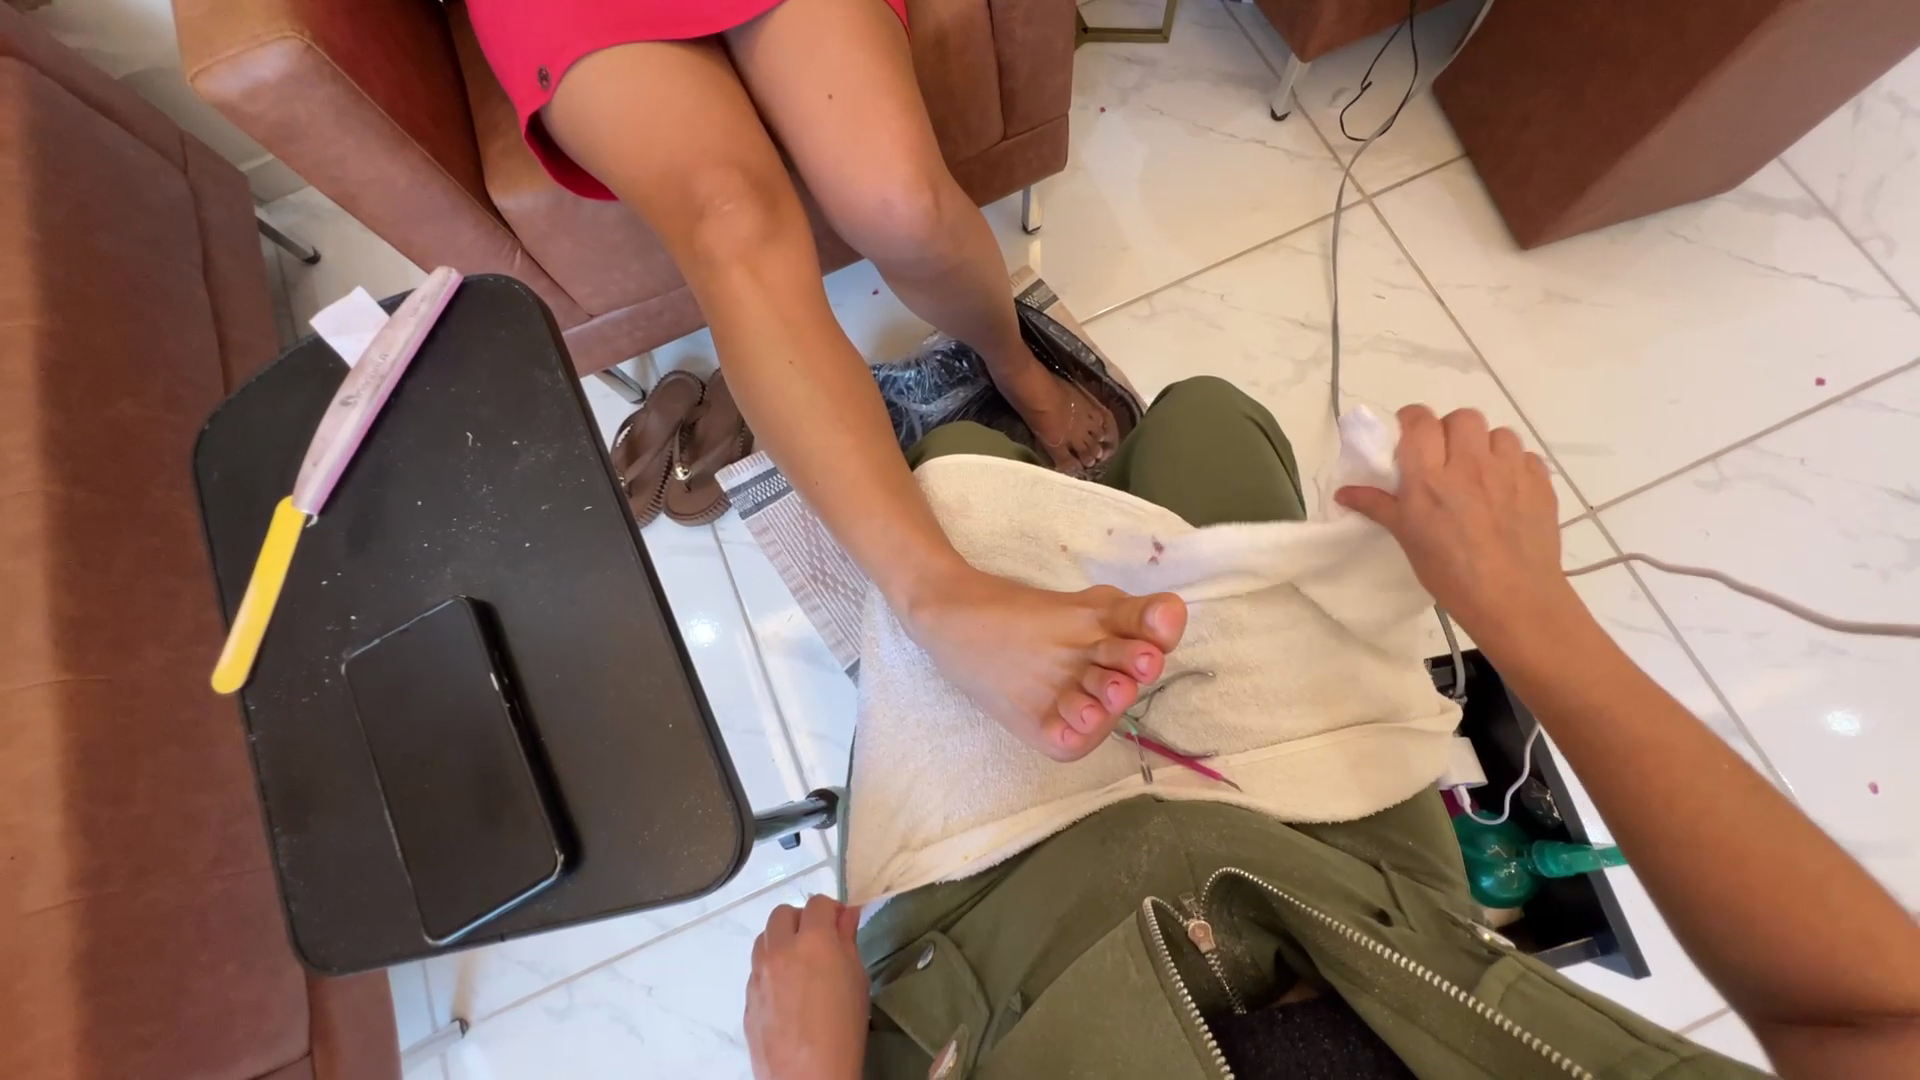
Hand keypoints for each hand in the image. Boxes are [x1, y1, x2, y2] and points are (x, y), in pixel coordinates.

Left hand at [745, 895, 868, 1079]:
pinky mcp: (748, 999)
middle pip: (782, 913)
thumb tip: (846, 914)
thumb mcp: (857, 978)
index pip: (818, 903)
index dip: (832, 910)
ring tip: (798, 963)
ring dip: (781, 941)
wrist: (810, 1079)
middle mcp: (780, 950)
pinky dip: (771, 969)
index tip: (841, 925)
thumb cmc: (843, 1028)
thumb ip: (848, 939)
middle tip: (818, 941)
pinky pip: (757, 970)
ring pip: (764, 939)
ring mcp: (758, 975)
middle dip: (802, 920)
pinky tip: (787, 992)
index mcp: (812, 940)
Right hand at [1335, 406, 1581, 649]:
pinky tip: (1503, 488)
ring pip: (1497, 432)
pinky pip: (1524, 455)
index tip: (1408, 436)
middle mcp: (1469, 465)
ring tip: (1477, 470)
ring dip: (1483, 444)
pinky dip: (1511, 463)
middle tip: (1443, 455)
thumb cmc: (1448, 571)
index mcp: (1429, 478)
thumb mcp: (1405, 537)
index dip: (1412, 420)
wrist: (1512, 598)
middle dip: (1449, 429)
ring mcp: (1509, 471)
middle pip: (1462, 417)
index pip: (1420, 422)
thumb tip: (1343, 492)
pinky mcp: (1540, 483)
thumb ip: (1377, 505)